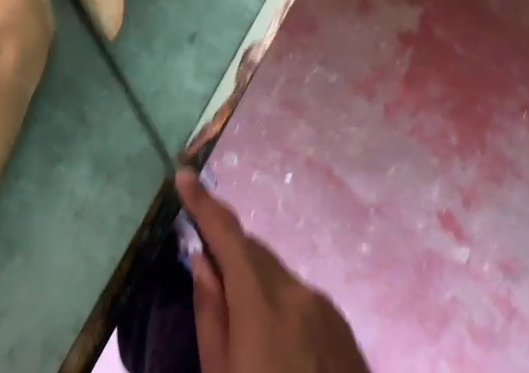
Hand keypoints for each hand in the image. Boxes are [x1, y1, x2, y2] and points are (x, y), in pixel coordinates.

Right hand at [178, 170, 368, 372]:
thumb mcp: (220, 372)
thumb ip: (210, 310)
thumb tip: (203, 260)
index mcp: (262, 302)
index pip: (226, 235)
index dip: (203, 203)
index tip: (184, 175)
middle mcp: (298, 292)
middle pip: (254, 251)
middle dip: (227, 248)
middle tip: (203, 261)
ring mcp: (326, 310)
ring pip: (277, 273)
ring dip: (254, 277)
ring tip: (238, 314)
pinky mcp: (344, 329)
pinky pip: (301, 297)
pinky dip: (279, 299)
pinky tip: (274, 337)